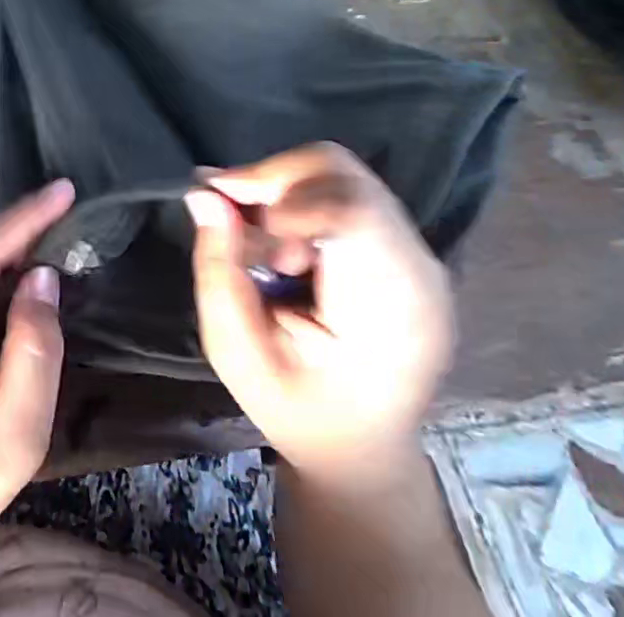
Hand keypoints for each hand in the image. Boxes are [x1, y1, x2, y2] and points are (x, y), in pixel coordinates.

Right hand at [185, 144, 453, 485]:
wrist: (362, 449)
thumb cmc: (296, 411)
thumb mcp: (236, 353)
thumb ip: (218, 270)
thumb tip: (204, 194)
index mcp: (387, 309)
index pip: (352, 213)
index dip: (283, 192)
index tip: (224, 203)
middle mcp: (417, 268)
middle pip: (343, 174)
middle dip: (273, 181)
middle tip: (236, 222)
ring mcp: (419, 254)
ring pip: (343, 173)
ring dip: (285, 191)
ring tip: (265, 248)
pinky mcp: (406, 246)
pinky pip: (348, 191)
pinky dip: (301, 199)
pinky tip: (284, 246)